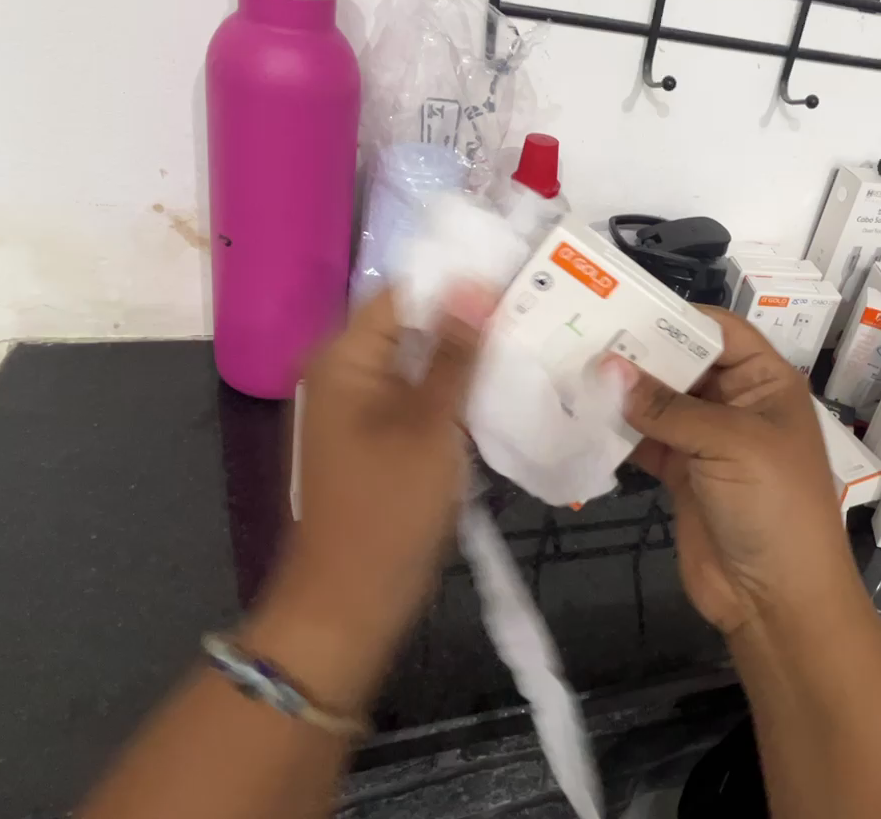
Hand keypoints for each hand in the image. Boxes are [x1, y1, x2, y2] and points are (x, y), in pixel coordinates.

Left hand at [243, 284, 492, 706]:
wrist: (352, 600)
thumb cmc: (388, 508)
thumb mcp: (430, 424)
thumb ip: (453, 352)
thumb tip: (474, 284)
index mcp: (345, 358)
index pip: (406, 292)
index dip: (459, 284)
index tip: (518, 280)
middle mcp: (349, 372)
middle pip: (415, 325)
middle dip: (470, 319)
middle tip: (535, 311)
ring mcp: (365, 407)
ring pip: (424, 361)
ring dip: (469, 356)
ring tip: (530, 341)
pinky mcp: (383, 436)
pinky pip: (423, 395)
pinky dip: (458, 389)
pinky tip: (504, 387)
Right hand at [611, 309, 864, 635]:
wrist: (777, 598)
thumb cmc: (773, 504)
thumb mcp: (729, 445)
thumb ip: (668, 407)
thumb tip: (608, 368)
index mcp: (765, 382)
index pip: (720, 331)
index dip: (678, 316)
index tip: (624, 305)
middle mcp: (735, 402)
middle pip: (684, 362)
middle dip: (641, 352)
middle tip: (582, 334)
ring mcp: (707, 439)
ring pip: (660, 401)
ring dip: (623, 391)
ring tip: (571, 368)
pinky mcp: (682, 472)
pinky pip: (646, 440)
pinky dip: (618, 431)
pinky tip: (581, 416)